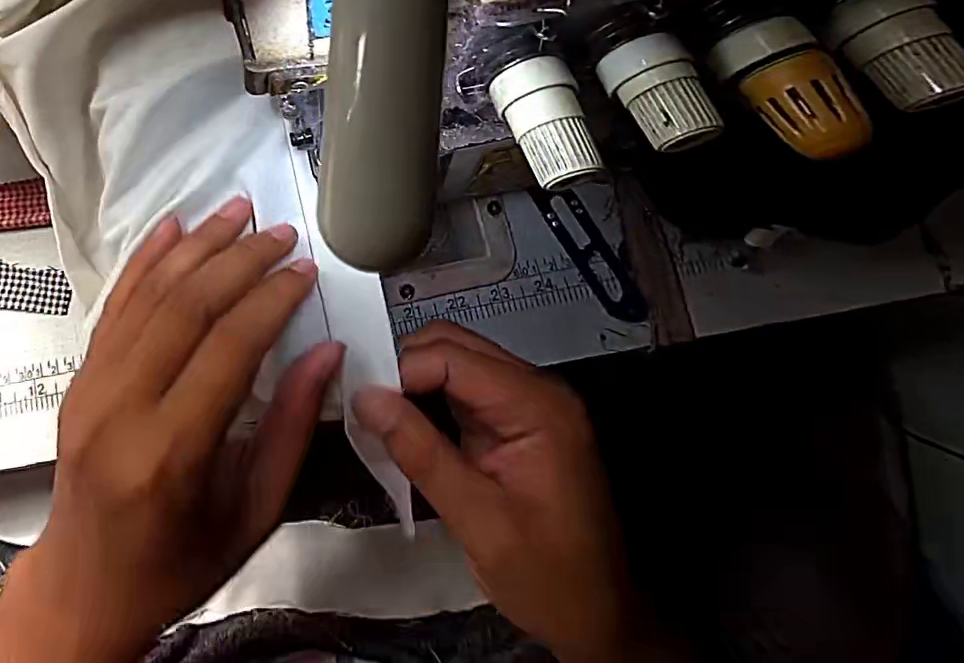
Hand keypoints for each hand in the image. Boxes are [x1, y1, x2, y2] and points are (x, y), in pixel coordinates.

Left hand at [0, 198, 343, 662]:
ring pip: (150, 292)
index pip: (229, 346)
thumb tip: (327, 352)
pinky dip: (146, 259)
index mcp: (169, 451)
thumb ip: (291, 426)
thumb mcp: (253, 511)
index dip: (272, 298)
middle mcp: (121, 407)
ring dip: (198, 245)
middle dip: (241, 259)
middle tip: (279, 234)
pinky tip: (172, 226)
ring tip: (236, 212)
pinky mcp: (80, 375)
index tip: (303, 270)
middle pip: (187, 306)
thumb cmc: (176, 561)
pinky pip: (116, 303)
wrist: (83, 585)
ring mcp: (91, 385)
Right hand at [352, 321, 639, 662]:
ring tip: (382, 415)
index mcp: (536, 406)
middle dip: (404, 368)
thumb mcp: (479, 522)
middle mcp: (534, 388)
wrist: (598, 619)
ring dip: (413, 381)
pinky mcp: (513, 416)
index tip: (364, 403)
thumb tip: (366, 399)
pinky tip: (407, 424)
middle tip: (370, 407)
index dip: (402, 371)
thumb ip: (421, 453)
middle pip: (453, 344)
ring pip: (452, 358)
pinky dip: (427, 396)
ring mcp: (525, 400)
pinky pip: (460, 385)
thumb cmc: (549, 578)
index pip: (452, 356)